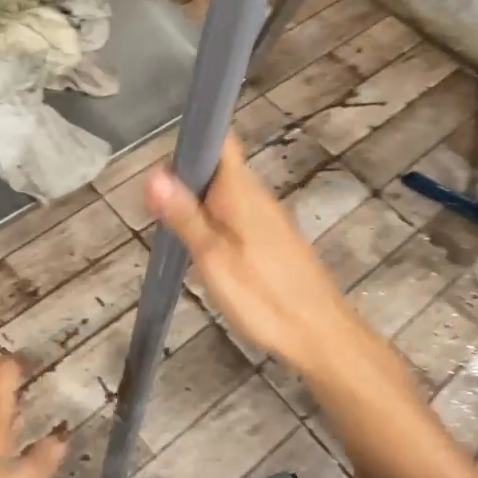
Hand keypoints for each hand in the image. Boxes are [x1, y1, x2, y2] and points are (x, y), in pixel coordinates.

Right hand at [146, 133, 367, 376]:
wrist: (323, 339)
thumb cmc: (264, 298)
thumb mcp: (213, 258)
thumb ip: (184, 216)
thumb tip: (154, 174)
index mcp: (240, 190)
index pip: (219, 139)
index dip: (190, 138)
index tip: (161, 162)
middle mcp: (256, 194)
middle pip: (215, 167)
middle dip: (184, 179)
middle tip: (156, 210)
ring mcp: (266, 216)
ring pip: (222, 192)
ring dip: (196, 203)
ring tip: (175, 233)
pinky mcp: (271, 238)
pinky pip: (233, 213)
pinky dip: (213, 221)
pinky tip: (203, 250)